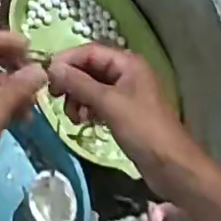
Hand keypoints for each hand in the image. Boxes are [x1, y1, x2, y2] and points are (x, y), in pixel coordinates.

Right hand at [47, 44, 207, 194]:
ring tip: (72, 116)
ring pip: (91, 85)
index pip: (89, 51)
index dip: (67, 60)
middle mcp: (126, 72)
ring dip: (77, 97)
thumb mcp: (109, 104)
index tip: (46, 75)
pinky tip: (82, 121)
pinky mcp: (123, 112)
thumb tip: (52, 67)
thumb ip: (79, 83)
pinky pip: (97, 101)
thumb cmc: (144, 130)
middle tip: (55, 96)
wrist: (174, 169)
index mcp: (127, 62)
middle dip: (71, 81)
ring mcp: (125, 92)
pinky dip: (87, 108)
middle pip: (89, 67)